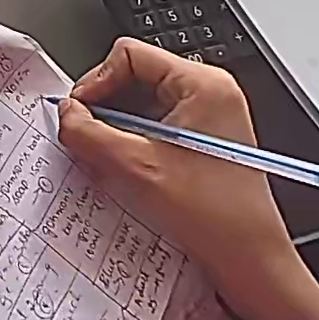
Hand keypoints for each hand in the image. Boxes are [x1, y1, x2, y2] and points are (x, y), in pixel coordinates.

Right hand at [57, 38, 318, 319]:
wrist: (251, 264)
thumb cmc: (216, 216)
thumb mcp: (137, 168)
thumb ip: (90, 133)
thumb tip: (67, 113)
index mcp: (202, 84)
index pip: (130, 55)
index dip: (97, 80)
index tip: (80, 109)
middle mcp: (208, 91)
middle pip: (133, 75)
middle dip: (105, 106)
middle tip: (86, 134)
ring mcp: (206, 113)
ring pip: (139, 100)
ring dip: (116, 125)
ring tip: (104, 155)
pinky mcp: (200, 135)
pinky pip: (152, 121)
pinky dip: (130, 139)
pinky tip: (122, 165)